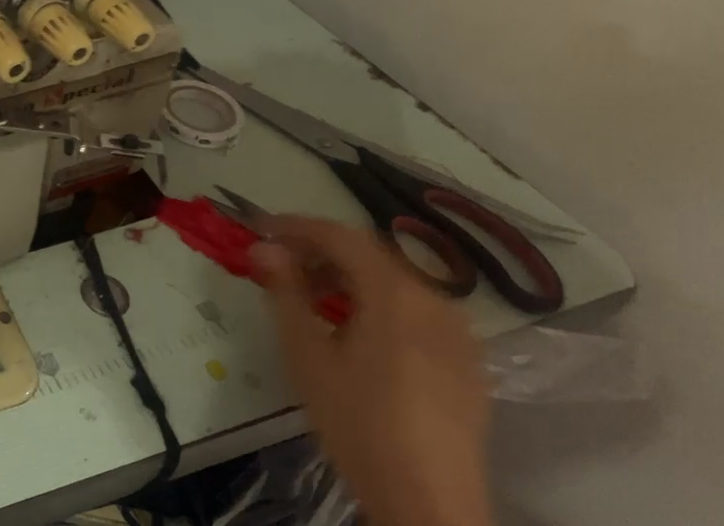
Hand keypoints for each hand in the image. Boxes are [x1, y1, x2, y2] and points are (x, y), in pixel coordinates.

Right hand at [253, 217, 494, 525]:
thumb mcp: (307, 353)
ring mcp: (458, 333)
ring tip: (309, 298)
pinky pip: (416, 312)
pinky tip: (353, 330)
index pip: (341, 236)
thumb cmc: (358, 420)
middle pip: (371, 256)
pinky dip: (378, 304)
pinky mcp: (467, 362)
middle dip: (319, 251)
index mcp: (397, 294)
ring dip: (348, 277)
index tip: (256, 227)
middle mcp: (436, 301)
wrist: (429, 499)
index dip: (295, 225)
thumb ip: (285, 291)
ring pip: (395, 284)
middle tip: (276, 263)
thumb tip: (264, 248)